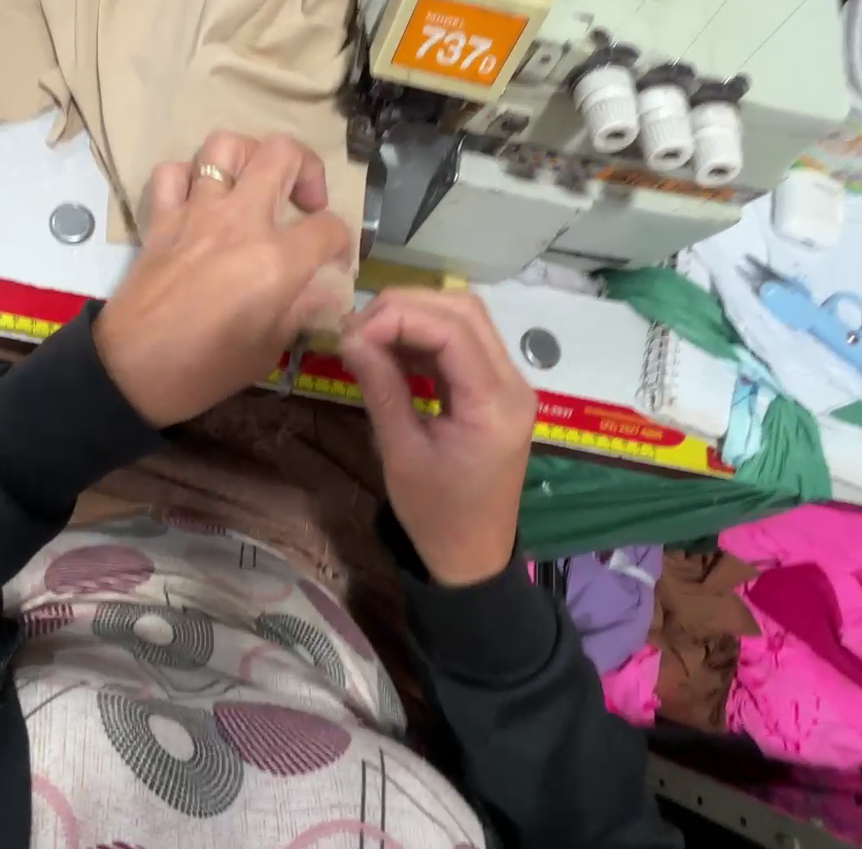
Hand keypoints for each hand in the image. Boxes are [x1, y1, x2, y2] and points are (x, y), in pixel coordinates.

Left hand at [95, 131, 353, 426]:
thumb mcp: (268, 350)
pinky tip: (202, 198)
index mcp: (276, 260)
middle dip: (308, 168)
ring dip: (249, 157)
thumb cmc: (204, 370)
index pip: (329, 227)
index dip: (343, 244)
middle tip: (305, 203)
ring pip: (225, 145)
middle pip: (282, 153)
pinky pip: (174, 172)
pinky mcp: (161, 218)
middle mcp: (239, 221)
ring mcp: (196, 212)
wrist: (130, 371)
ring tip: (255, 186)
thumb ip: (301, 309)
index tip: (334, 265)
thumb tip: (324, 290)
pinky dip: (190, 175)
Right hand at [339, 288, 537, 586]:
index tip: (351, 335)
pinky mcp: (495, 389)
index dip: (398, 318)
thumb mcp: (400, 453)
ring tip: (367, 335)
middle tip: (356, 329)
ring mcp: (508, 384)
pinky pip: (462, 342)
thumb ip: (381, 388)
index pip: (452, 330)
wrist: (472, 556)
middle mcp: (512, 383)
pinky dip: (424, 335)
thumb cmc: (435, 514)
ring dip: (414, 316)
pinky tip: (389, 348)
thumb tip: (349, 338)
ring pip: (465, 319)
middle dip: (405, 307)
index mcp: (494, 404)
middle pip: (465, 310)